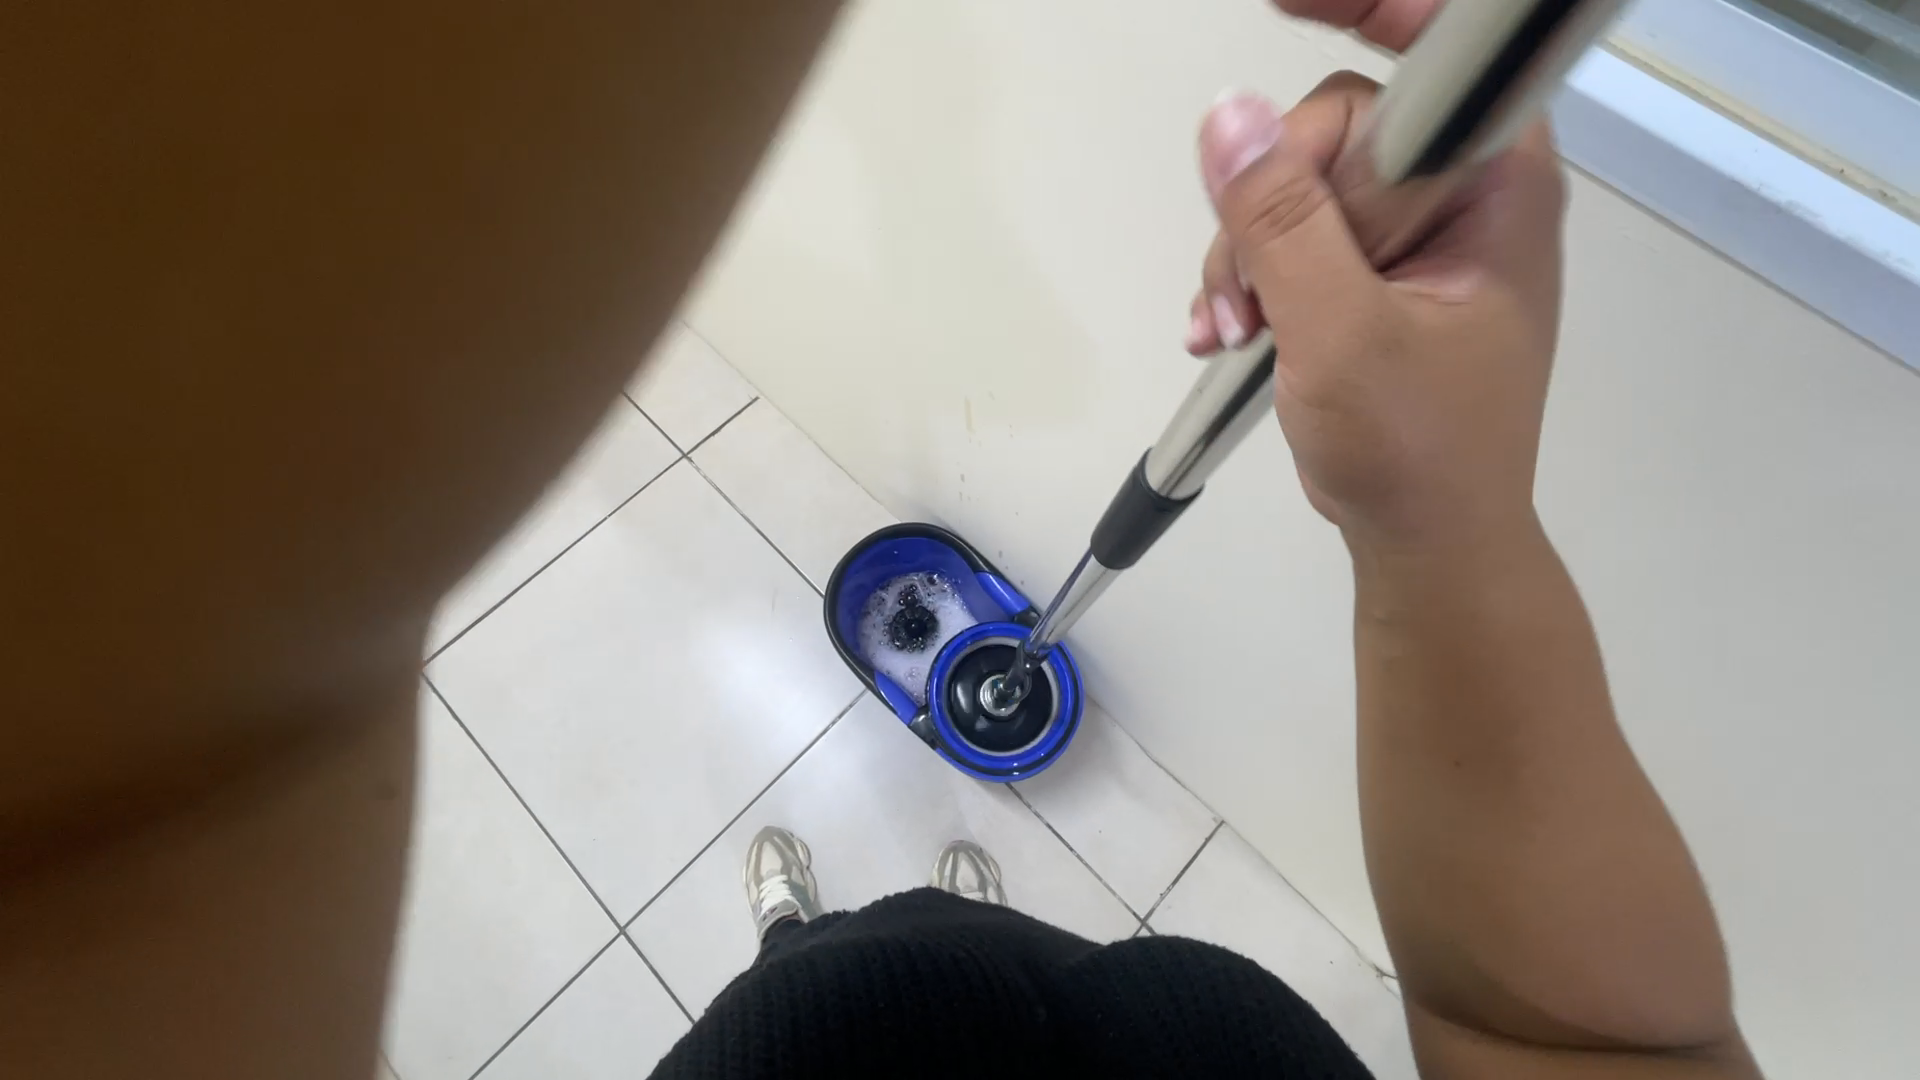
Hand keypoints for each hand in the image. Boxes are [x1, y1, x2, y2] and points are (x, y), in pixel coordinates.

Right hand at [1197, 79, 1565, 545]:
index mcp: (1487, 185)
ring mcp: (1402, 240)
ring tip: (1227, 335)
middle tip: (1240, 299)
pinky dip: (1245, 285)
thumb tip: (1224, 121)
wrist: (1419, 531)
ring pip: (1294, 195)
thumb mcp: (1338, 334)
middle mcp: (1450, 195)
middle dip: (1262, 209)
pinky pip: (1288, 245)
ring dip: (1241, 260)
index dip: (1369, 6)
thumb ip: (1282, 226)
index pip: (1443, 53)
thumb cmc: (1408, 447)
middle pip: (1334, 136)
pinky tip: (1223, 335)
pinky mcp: (1364, 279)